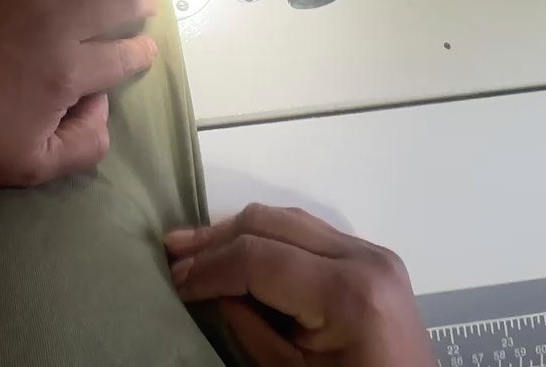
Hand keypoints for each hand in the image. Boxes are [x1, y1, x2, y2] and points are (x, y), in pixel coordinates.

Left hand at [0, 0, 158, 186]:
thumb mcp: (34, 167)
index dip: (142, 53)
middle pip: (114, 4)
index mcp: (71, 72)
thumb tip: (102, 104)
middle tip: (145, 4)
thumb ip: (85, 142)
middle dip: (138, 4)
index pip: (125, 56)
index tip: (146, 51)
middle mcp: (59, 24)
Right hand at [166, 205, 434, 366]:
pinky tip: (237, 249)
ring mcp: (372, 253)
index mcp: (349, 295)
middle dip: (216, 238)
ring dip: (237, 232)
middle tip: (174, 251)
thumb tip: (205, 285)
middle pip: (270, 223)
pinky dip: (267, 238)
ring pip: (286, 218)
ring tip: (194, 246)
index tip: (175, 280)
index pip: (259, 259)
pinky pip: (307, 233)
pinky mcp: (371, 258)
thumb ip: (247, 327)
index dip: (210, 267)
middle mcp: (364, 258)